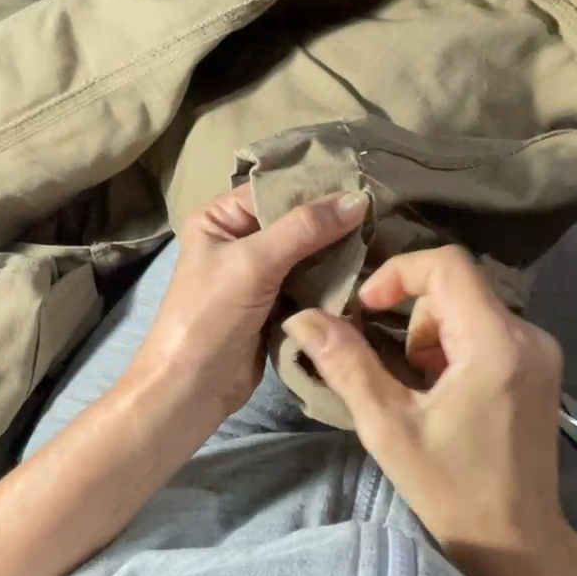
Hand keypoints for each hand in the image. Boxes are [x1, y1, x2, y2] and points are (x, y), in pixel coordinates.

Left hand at [129, 186, 368, 426]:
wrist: (192, 389)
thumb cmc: (209, 316)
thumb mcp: (253, 263)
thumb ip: (304, 229)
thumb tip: (359, 198)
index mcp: (219, 218)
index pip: (275, 191)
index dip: (318, 189)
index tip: (368, 186)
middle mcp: (238, 240)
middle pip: (296, 222)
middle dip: (334, 224)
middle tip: (384, 216)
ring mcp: (258, 275)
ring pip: (308, 255)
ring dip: (339, 255)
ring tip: (384, 241)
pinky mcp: (275, 305)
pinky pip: (311, 284)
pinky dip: (335, 282)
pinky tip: (369, 273)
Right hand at [281, 246, 574, 570]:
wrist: (517, 542)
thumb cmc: (451, 488)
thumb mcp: (387, 426)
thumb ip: (346, 363)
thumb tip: (302, 317)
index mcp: (496, 343)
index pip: (446, 264)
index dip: (397, 273)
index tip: (365, 310)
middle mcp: (529, 335)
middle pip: (455, 286)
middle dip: (411, 317)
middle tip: (390, 368)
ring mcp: (539, 352)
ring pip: (468, 308)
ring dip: (430, 336)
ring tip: (418, 392)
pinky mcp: (539, 368)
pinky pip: (485, 330)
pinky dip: (453, 348)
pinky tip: (443, 396)